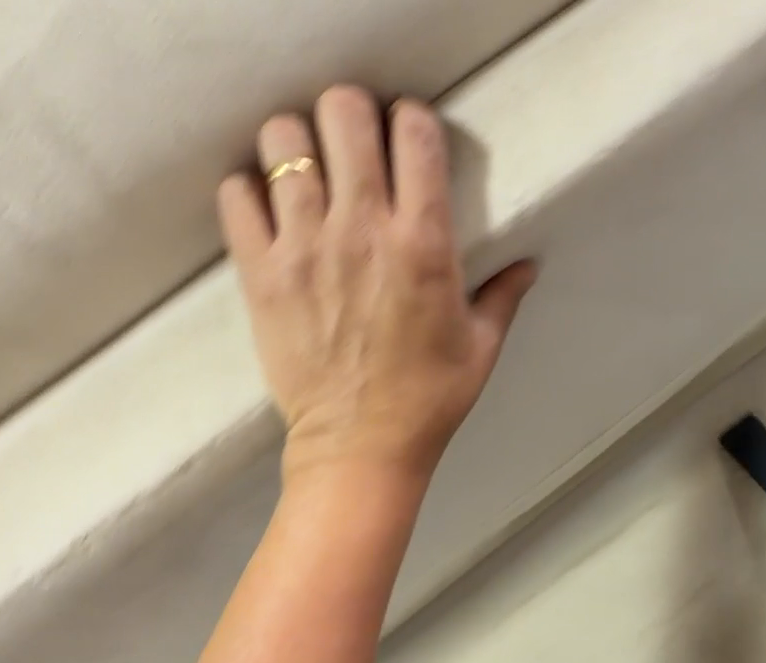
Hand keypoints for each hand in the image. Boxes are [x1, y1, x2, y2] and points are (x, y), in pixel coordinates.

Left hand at [217, 86, 537, 484]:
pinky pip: (237, 194)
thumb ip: (503, 295)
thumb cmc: (430, 400)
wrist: (361, 446)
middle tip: (356, 141)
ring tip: (309, 169)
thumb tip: (528, 265)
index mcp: (425, 245)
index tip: (411, 136)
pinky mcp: (262, 273)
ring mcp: (305, 248)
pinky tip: (271, 208)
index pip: (415, 134)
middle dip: (351, 113)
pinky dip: (250, 189)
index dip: (414, 120)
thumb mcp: (481, 348)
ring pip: (282, 139)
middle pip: (342, 112)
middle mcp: (363, 231)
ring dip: (297, 142)